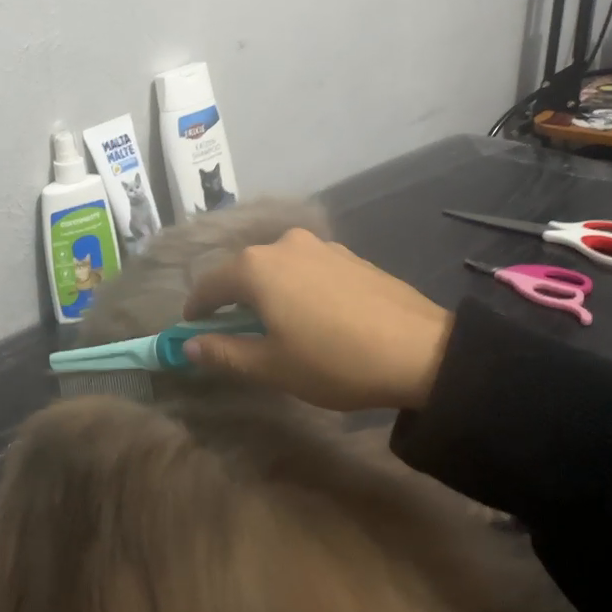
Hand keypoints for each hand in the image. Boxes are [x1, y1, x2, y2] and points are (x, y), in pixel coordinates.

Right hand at [182, 228, 452, 410]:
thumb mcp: (272, 367)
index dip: (196, 309)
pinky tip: (316, 316)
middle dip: (234, 300)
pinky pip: (308, 269)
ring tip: (280, 325)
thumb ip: (224, 352)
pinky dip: (299, 288)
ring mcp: (319, 246)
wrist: (423, 351)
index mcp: (255, 267)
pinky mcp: (350, 255)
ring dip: (269, 292)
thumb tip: (189, 345)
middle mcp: (282, 245)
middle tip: (237, 333)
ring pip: (278, 268)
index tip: (192, 329)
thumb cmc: (335, 361)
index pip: (209, 284)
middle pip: (243, 272)